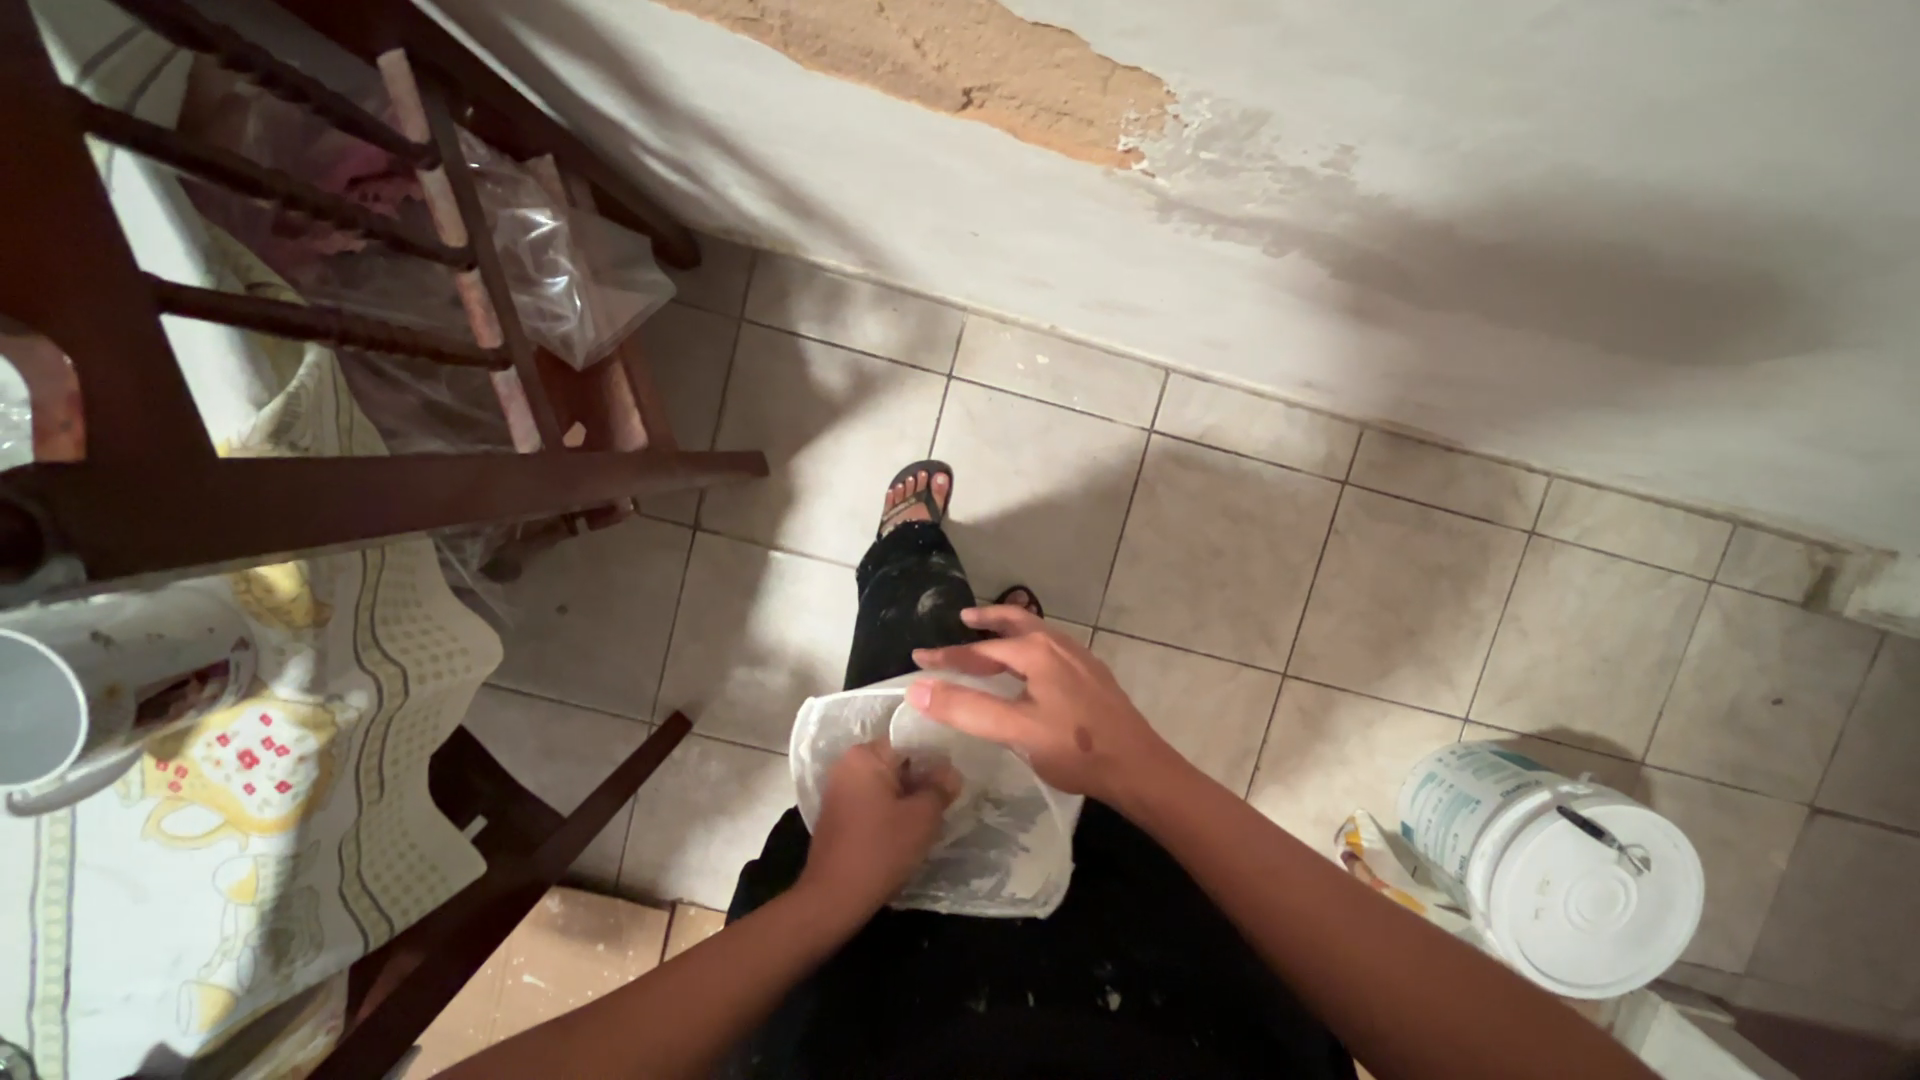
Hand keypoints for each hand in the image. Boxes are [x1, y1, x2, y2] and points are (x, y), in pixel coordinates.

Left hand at [799, 739, 958, 914]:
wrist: (834, 897)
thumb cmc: (881, 849)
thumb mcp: (922, 817)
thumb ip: (940, 788)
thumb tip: (950, 772)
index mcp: (865, 755)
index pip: (910, 741)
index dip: (936, 757)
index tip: (955, 776)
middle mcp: (847, 764)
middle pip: (897, 760)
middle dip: (923, 777)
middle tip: (947, 798)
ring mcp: (840, 789)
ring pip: (886, 782)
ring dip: (908, 795)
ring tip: (932, 815)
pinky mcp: (839, 812)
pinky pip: (873, 799)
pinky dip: (891, 808)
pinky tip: (908, 828)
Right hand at [907, 605, 1181, 803]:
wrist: (1138, 767)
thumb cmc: (1074, 749)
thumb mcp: (1014, 731)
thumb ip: (965, 708)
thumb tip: (917, 688)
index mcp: (1037, 651)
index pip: (981, 649)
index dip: (948, 655)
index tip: (919, 658)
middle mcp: (1059, 645)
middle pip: (1016, 623)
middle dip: (988, 620)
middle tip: (964, 618)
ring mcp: (1081, 659)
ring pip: (1038, 633)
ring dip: (1011, 630)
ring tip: (994, 636)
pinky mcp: (1093, 676)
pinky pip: (1053, 648)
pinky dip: (1031, 645)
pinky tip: (1033, 669)